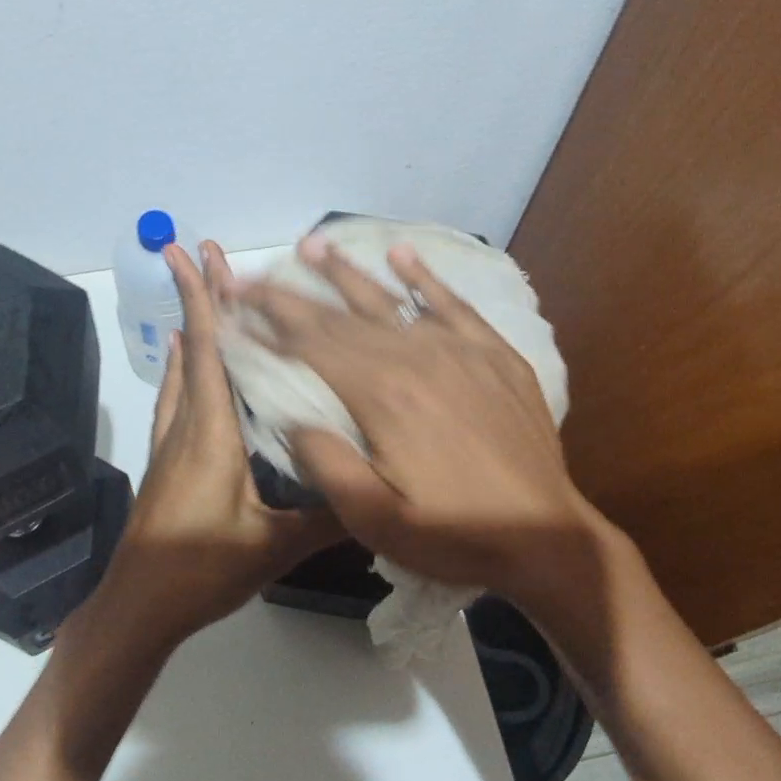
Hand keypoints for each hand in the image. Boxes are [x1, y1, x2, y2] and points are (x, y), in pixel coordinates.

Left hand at [95, 241, 342, 651]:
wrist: (140, 607)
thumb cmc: (201, 571)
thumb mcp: (273, 547)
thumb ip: (326, 518)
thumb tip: (382, 491)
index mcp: (212, 436)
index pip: (209, 353)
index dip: (203, 299)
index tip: (192, 252)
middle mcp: (187, 428)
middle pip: (192, 350)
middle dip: (199, 299)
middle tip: (204, 253)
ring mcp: (171, 446)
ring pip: (181, 374)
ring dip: (190, 330)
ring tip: (204, 297)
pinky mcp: (166, 464)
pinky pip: (176, 401)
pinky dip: (183, 371)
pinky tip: (187, 368)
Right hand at [229, 236, 603, 599]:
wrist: (544, 537)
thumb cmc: (452, 534)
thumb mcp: (373, 518)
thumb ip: (326, 463)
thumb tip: (292, 419)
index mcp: (381, 394)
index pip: (311, 344)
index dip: (269, 320)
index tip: (235, 298)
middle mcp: (417, 357)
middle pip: (342, 317)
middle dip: (292, 294)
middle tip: (253, 272)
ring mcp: (460, 351)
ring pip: (392, 301)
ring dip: (347, 273)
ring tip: (313, 244)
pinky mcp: (495, 356)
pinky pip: (454, 305)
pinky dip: (425, 278)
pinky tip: (401, 253)